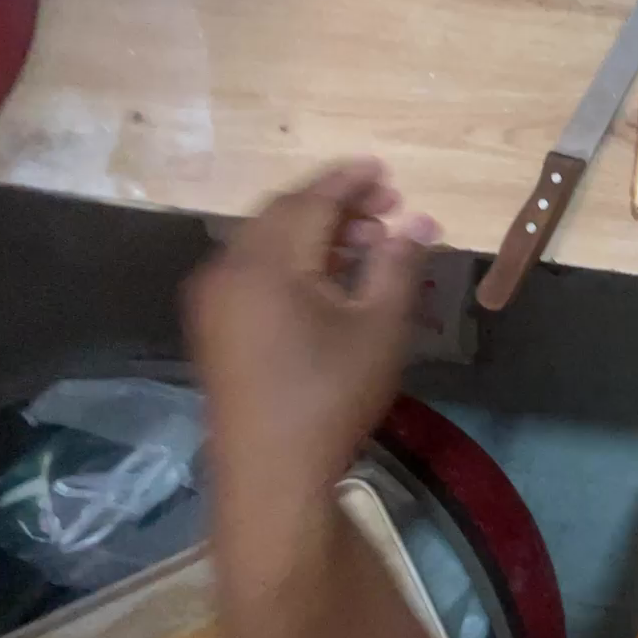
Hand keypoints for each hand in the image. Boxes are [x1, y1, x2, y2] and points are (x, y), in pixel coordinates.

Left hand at [186, 158, 440, 495]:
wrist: (273, 469)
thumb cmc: (334, 391)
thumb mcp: (381, 325)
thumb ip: (400, 263)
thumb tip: (421, 219)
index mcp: (266, 266)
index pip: (309, 203)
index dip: (349, 181)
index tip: (384, 169)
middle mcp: (229, 271)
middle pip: (284, 215)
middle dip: (337, 203)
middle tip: (390, 205)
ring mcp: (216, 299)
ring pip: (269, 240)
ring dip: (319, 230)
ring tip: (371, 240)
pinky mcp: (218, 324)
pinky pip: (257, 266)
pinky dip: (298, 256)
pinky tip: (334, 273)